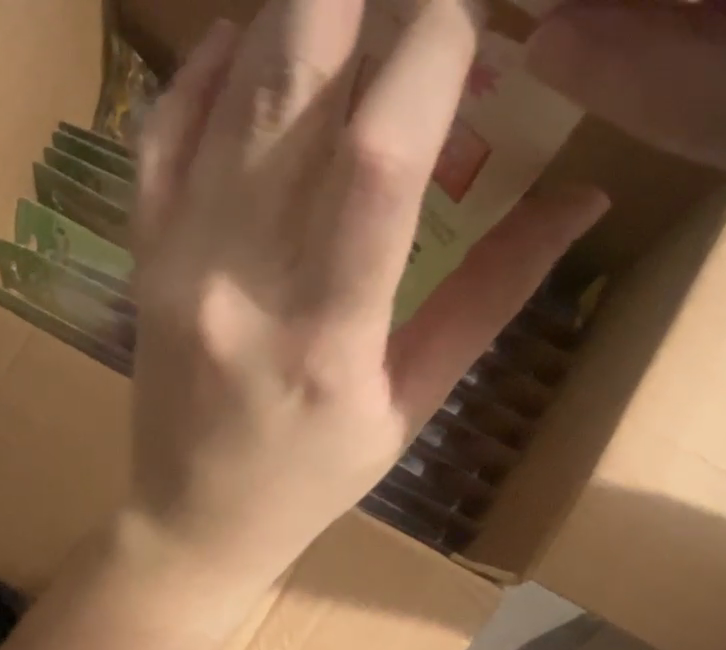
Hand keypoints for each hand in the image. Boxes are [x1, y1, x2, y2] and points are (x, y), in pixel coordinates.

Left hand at [127, 0, 606, 582]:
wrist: (190, 521)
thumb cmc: (311, 480)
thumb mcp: (410, 407)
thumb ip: (489, 297)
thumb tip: (584, 196)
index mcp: (327, 336)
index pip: (382, 158)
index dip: (433, 52)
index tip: (469, 14)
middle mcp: (242, 282)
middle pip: (291, 91)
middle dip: (353, 4)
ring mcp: (178, 261)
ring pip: (228, 95)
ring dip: (293, 17)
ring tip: (345, 9)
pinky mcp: (142, 254)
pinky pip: (158, 133)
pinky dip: (202, 69)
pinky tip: (247, 38)